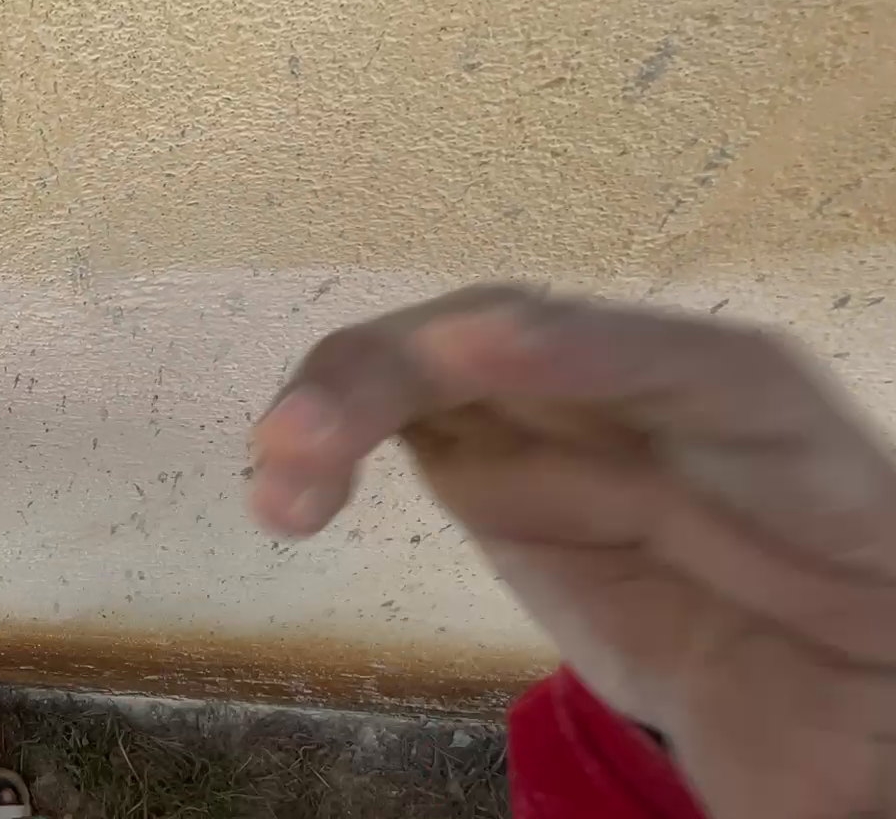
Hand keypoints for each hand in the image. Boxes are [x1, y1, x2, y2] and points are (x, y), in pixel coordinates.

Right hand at [248, 285, 895, 818]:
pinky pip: (379, 413)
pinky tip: (286, 492)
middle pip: (504, 340)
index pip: (710, 383)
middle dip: (391, 376)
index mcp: (797, 467)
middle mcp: (642, 406)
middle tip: (297, 439)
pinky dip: (321, 442)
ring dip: (327, 407)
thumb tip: (780, 773)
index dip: (590, 352)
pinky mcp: (470, 443)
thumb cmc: (839, 713)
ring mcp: (541, 416)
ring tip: (274, 488)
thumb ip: (808, 743)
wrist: (782, 684)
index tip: (470, 349)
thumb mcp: (849, 740)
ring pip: (416, 366)